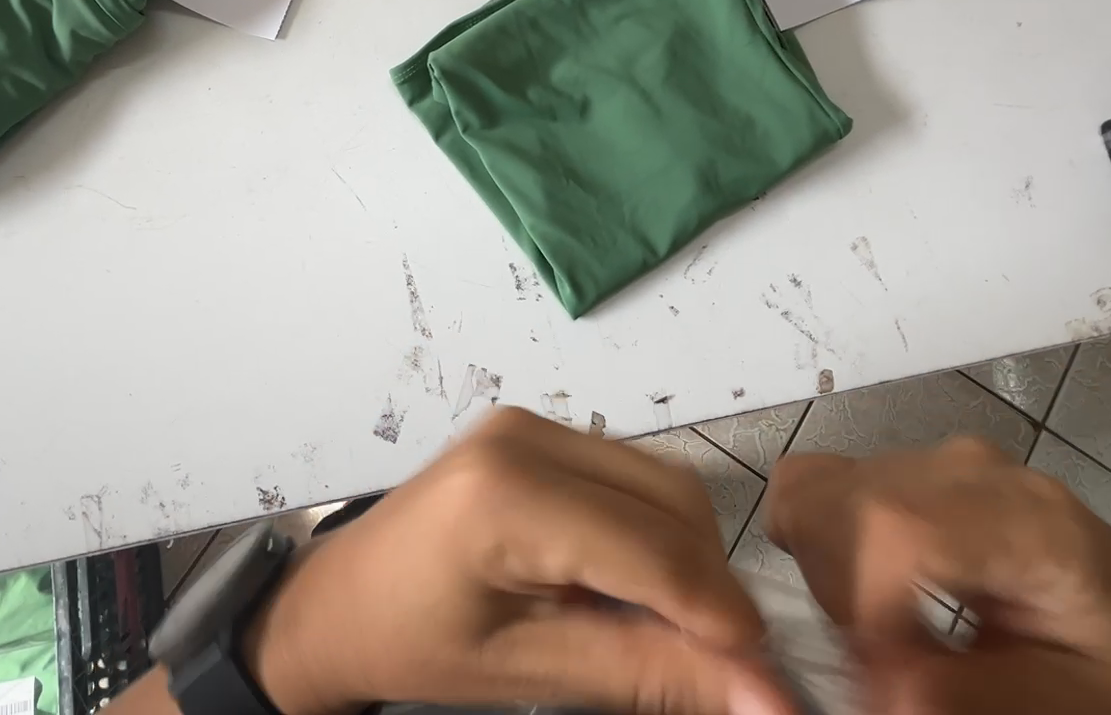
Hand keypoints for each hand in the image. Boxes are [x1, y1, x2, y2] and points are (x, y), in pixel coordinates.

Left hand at [244, 408, 795, 714]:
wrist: (342, 598)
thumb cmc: (416, 644)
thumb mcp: (529, 672)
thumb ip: (648, 673)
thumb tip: (767, 696)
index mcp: (509, 492)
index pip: (653, 547)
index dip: (722, 617)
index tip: (768, 685)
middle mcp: (525, 435)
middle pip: (671, 500)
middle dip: (707, 585)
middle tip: (705, 663)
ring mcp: (528, 422)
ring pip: (658, 481)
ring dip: (681, 556)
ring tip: (650, 624)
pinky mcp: (532, 429)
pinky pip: (625, 474)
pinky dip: (646, 530)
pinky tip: (615, 579)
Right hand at [763, 436, 1110, 714]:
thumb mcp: (1073, 712)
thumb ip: (968, 696)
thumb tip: (870, 686)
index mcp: (1025, 521)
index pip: (891, 525)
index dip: (853, 598)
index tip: (876, 671)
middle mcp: (966, 468)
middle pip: (834, 499)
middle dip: (829, 589)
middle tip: (880, 658)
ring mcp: (933, 459)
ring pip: (813, 488)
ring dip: (819, 566)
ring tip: (876, 625)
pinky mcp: (911, 467)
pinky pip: (820, 482)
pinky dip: (815, 537)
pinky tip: (859, 582)